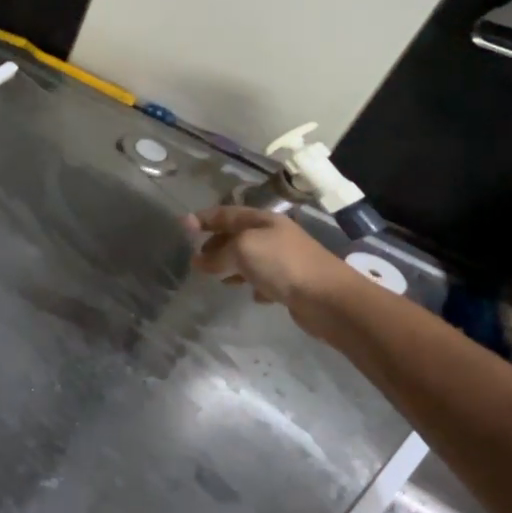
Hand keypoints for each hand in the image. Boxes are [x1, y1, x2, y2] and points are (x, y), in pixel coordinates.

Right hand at [185, 206, 357, 336]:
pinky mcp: (291, 283)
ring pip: (248, 258)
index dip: (203, 218)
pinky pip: (262, 279)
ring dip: (229, 265)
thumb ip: (216, 254)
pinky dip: (250, 283)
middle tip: (195, 257)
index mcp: (263, 220)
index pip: (225, 213)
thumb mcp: (241, 250)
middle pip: (236, 235)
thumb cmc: (282, 264)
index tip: (181, 226)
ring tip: (214, 276)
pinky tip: (245, 292)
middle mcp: (274, 236)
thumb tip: (198, 262)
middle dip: (214, 243)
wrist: (330, 299)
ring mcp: (284, 260)